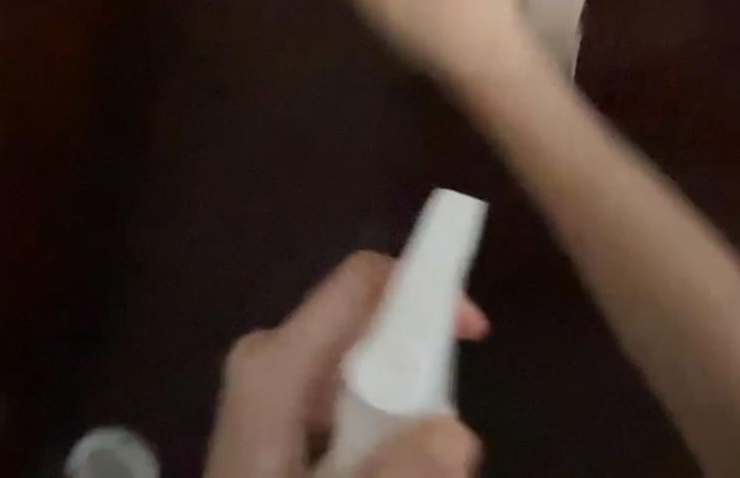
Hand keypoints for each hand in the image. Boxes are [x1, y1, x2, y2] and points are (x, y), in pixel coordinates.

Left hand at [206, 251, 488, 477]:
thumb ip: (395, 471)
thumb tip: (458, 434)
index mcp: (276, 361)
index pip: (360, 281)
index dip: (423, 288)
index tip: (473, 331)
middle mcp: (268, 352)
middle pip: (363, 318)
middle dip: (418, 353)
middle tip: (452, 415)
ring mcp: (266, 379)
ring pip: (356, 355)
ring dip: (401, 392)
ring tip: (422, 449)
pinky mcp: (270, 407)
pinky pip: (340, 384)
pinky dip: (376, 411)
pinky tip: (381, 458)